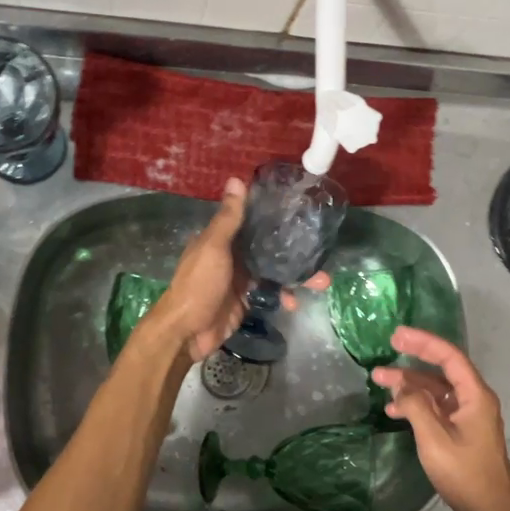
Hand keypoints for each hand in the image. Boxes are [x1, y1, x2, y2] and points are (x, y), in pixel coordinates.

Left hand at [143, 176, 327, 363]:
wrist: (187, 331)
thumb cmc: (198, 284)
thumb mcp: (213, 247)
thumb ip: (228, 218)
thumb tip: (236, 179)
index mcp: (221, 238)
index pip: (252, 221)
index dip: (276, 217)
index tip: (303, 213)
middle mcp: (232, 255)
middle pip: (268, 247)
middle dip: (294, 251)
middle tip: (322, 254)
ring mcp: (239, 279)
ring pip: (273, 271)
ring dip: (295, 276)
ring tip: (321, 282)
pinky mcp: (245, 300)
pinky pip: (269, 293)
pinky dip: (283, 296)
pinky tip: (294, 302)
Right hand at [372, 327, 509, 510]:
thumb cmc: (464, 473)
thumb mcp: (434, 439)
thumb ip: (416, 407)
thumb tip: (402, 388)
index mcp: (475, 395)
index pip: (449, 357)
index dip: (423, 342)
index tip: (397, 335)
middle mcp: (474, 400)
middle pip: (441, 371)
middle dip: (411, 363)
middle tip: (383, 355)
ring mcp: (468, 416)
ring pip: (436, 391)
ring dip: (409, 386)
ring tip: (379, 383)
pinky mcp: (462, 432)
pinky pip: (437, 408)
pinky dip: (416, 406)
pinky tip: (395, 410)